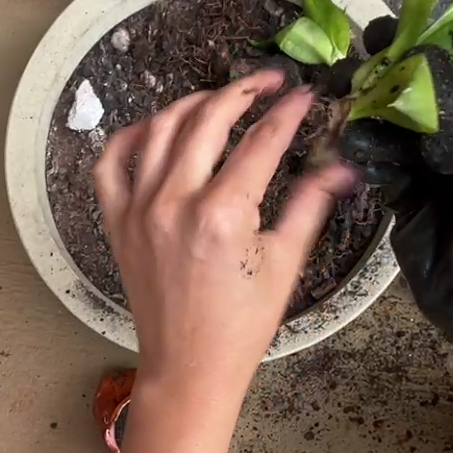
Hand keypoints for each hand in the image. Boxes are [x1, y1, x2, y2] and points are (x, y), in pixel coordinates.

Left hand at [95, 69, 354, 411]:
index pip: (261, 141)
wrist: (188, 368)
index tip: (305, 96)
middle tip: (268, 84)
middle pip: (208, 118)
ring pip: (159, 128)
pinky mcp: (117, 224)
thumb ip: (309, 205)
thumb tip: (342, 168)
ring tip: (220, 101)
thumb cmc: (239, 327)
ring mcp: (139, 211)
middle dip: (244, 90)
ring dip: (192, 103)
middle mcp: (174, 202)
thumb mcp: (285, 266)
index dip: (288, 111)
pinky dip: (130, 136)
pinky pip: (110, 164)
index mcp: (222, 214)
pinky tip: (154, 128)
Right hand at [337, 30, 452, 452]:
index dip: (430, 47)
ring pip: (397, 130)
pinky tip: (350, 148)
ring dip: (371, 118)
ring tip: (344, 108)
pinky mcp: (407, 201)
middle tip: (351, 65)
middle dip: (390, 79)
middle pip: (426, 94)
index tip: (389, 33)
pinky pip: (382, 168)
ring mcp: (437, 169)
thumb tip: (418, 63)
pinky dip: (366, 157)